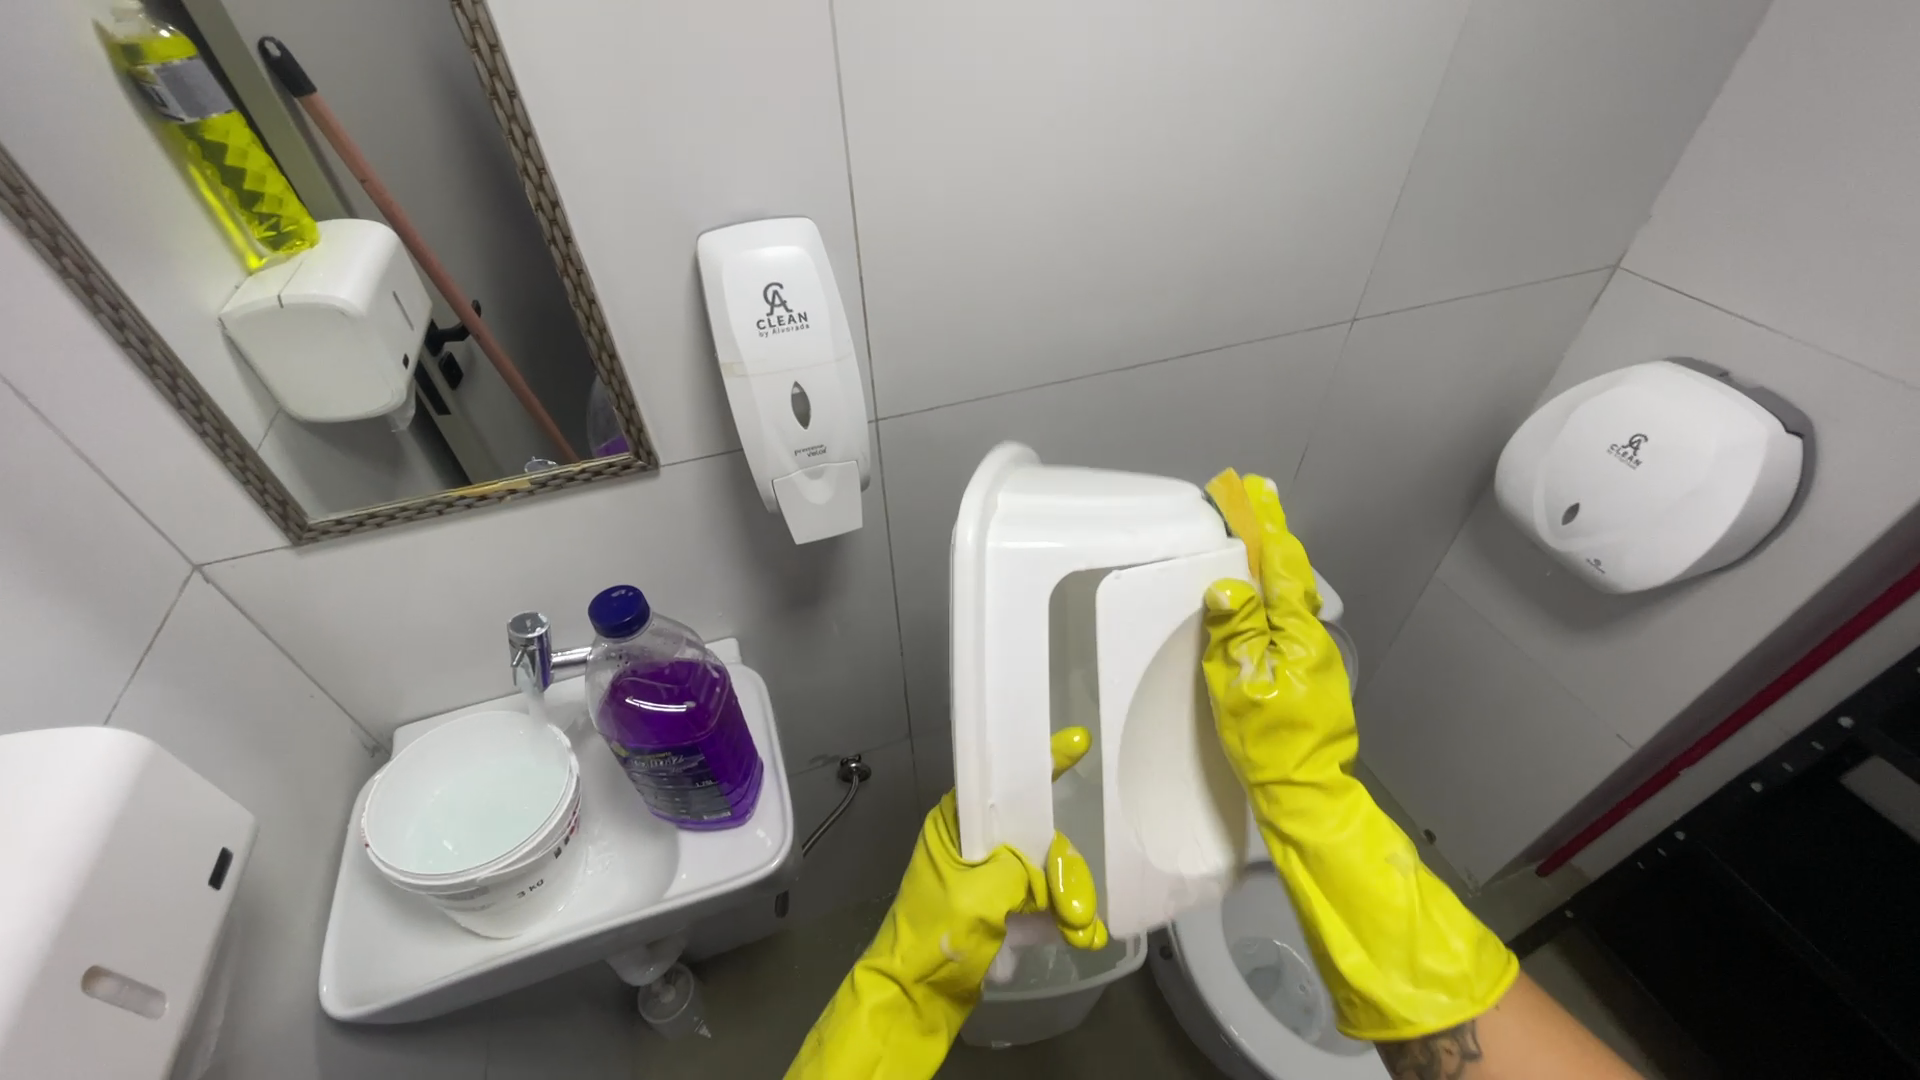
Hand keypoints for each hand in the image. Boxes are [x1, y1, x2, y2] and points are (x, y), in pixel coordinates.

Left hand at [786, 727, 1107, 1078]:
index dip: (1043, 762)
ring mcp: (990, 876)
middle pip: (1035, 831)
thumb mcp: (980, 895)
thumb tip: (1057, 881)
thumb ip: (1022, 871)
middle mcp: (974, 841)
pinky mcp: (1003, 908)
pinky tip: (1084, 936)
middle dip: (1063, 865)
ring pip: (1045, 868)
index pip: (1001, 782)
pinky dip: (1062, 917)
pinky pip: (1042, 901)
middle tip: (1077, 902)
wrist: (915, 998)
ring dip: (1068, 897)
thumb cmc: (936, 936)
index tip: (1079, 742)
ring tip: (1082, 928)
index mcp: (956, 823)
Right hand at [1201, 469, 1516, 1042]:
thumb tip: (1230, 586)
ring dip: (1272, 566)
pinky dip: (1273, 598)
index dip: (1265, 528)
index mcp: (1295, 633)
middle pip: (1289, 576)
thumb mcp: (1238, 684)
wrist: (1304, 791)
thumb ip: (1234, 632)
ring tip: (1251, 542)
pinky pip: (1288, 620)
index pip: (1279, 567)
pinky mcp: (1311, 673)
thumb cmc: (1267, 739)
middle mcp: (1312, 636)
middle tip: (1253, 507)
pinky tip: (1258, 600)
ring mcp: (1316, 655)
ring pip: (1290, 598)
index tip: (1254, 492)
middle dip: (1271, 538)